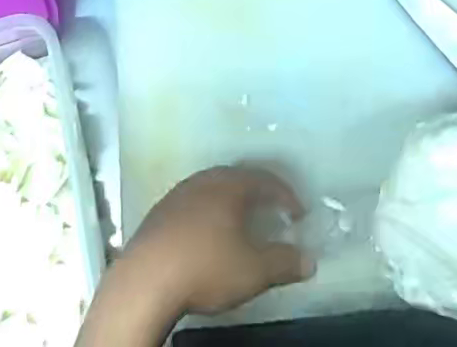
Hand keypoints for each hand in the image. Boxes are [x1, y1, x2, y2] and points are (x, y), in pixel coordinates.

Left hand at [77, 167, 312, 346]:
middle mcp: (203, 180)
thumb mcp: (254, 270)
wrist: (147, 277)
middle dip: (259, 193)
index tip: (299, 213)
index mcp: (228, 186)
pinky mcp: (162, 210)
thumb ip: (284, 262)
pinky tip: (211, 232)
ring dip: (233, 201)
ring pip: (213, 188)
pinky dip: (211, 211)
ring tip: (245, 222)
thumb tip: (309, 259)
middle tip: (275, 211)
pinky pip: (195, 201)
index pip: (264, 179)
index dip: (285, 194)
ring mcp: (179, 193)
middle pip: (237, 178)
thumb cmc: (206, 266)